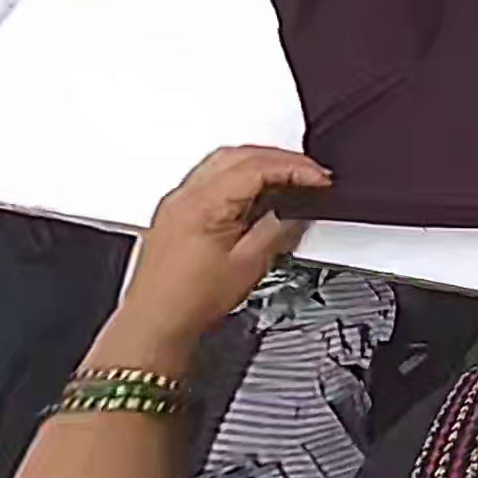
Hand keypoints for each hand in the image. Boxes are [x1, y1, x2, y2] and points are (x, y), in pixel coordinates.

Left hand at [118, 146, 332, 346]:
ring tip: (293, 175)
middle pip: (241, 154)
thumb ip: (281, 226)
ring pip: (226, 159)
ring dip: (264, 160)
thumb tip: (301, 206)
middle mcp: (185, 196)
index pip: (257, 167)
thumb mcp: (253, 261)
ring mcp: (178, 201)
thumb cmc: (193, 300)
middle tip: (313, 172)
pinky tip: (263, 187)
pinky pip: (214, 174)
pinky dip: (245, 171)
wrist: (156, 323)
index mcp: (203, 205)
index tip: (321, 179)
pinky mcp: (178, 210)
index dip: (296, 168)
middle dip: (284, 158)